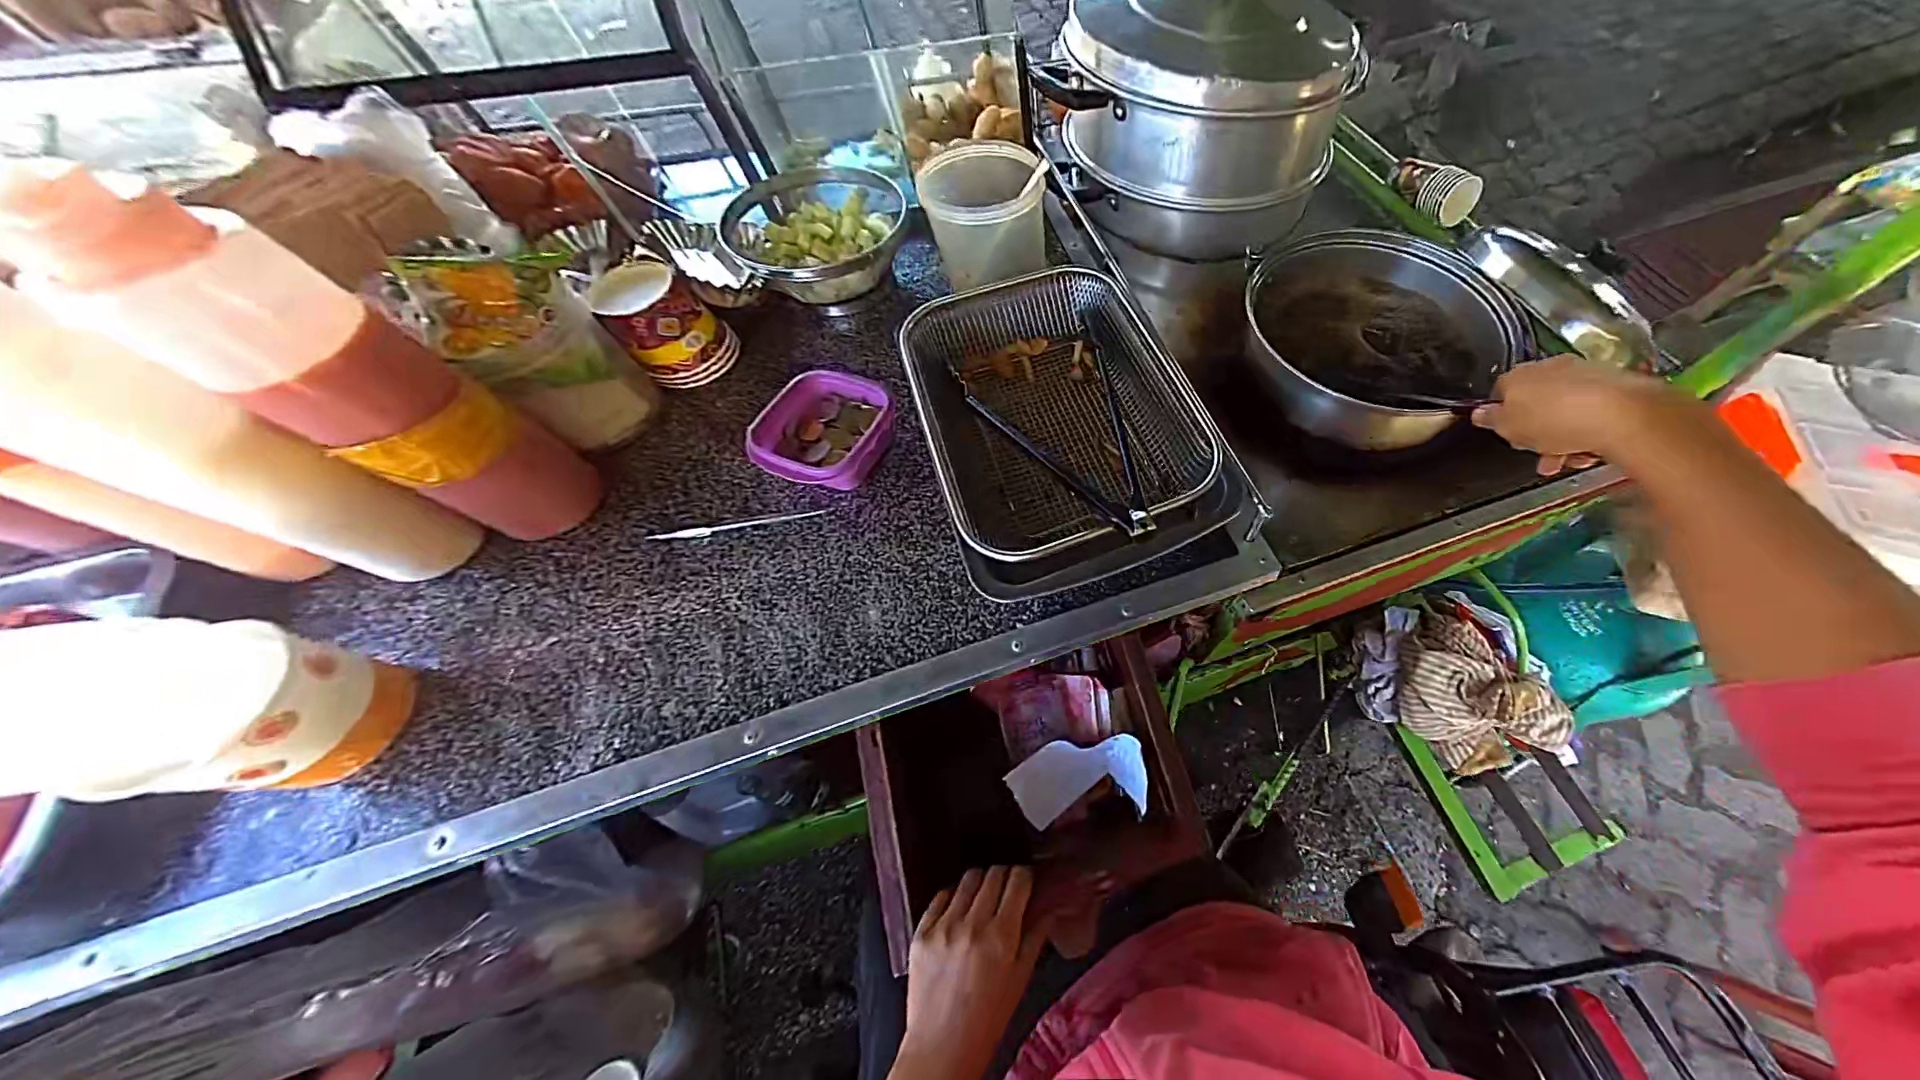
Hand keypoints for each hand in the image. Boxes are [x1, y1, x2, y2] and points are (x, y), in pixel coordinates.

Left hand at [887, 866, 1046, 1079]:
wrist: (943, 1046)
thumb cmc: (986, 1020)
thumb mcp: (1020, 980)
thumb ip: (1034, 938)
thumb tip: (1046, 909)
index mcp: (1001, 937)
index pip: (1017, 880)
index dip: (1024, 875)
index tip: (1025, 878)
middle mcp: (972, 925)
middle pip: (992, 874)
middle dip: (1003, 875)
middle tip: (1006, 886)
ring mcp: (944, 926)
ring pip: (967, 879)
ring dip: (979, 881)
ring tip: (983, 894)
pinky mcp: (922, 931)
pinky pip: (941, 896)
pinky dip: (953, 896)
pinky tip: (959, 907)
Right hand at [1472, 355, 1696, 474]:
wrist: (1625, 416)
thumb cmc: (1555, 421)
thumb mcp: (1507, 428)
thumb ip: (1490, 420)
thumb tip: (1481, 413)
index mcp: (1518, 375)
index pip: (1500, 392)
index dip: (1501, 415)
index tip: (1507, 433)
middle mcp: (1552, 367)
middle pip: (1536, 402)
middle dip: (1536, 430)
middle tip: (1537, 453)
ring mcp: (1588, 374)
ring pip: (1565, 408)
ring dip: (1562, 436)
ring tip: (1567, 460)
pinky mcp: (1619, 385)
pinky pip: (1594, 410)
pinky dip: (1589, 429)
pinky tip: (1590, 451)